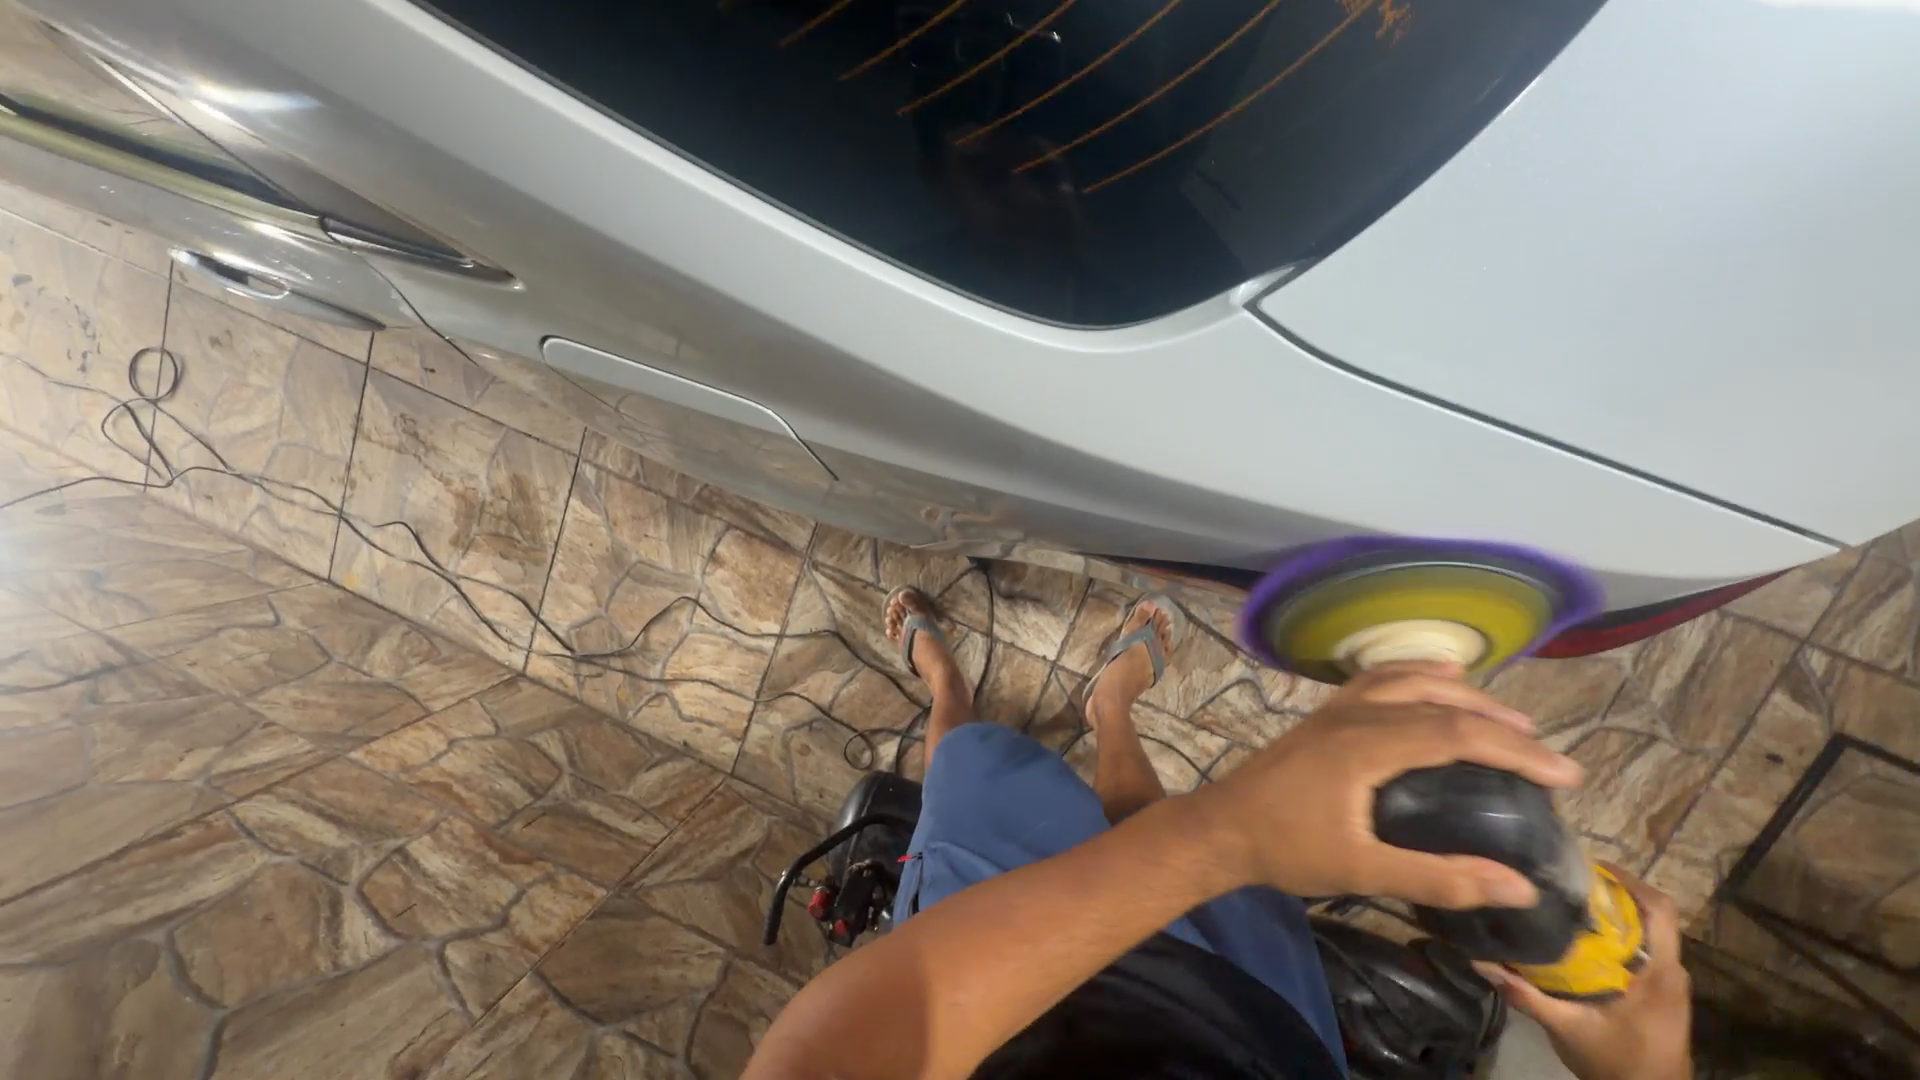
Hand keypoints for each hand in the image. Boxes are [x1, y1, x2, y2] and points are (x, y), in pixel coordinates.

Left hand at [1189, 662, 1582, 907]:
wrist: (1220, 828)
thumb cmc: (1286, 849)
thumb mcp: (1363, 871)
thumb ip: (1439, 878)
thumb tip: (1519, 887)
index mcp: (1366, 746)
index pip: (1457, 734)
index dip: (1516, 750)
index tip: (1567, 775)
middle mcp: (1352, 716)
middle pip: (1437, 701)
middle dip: (1497, 720)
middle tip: (1543, 747)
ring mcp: (1332, 712)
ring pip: (1403, 682)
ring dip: (1456, 691)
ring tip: (1501, 710)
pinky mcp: (1320, 718)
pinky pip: (1374, 682)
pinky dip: (1410, 677)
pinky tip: (1427, 682)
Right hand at [1474, 867, 1692, 1079]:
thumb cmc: (1618, 1065)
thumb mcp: (1567, 1030)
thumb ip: (1527, 995)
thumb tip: (1479, 961)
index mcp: (1658, 974)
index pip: (1660, 911)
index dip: (1629, 881)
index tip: (1583, 865)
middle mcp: (1671, 971)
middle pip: (1650, 914)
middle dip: (1610, 891)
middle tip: (1560, 879)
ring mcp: (1668, 982)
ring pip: (1646, 930)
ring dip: (1611, 911)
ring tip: (1562, 900)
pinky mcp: (1660, 991)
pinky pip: (1642, 946)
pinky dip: (1614, 932)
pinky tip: (1576, 935)